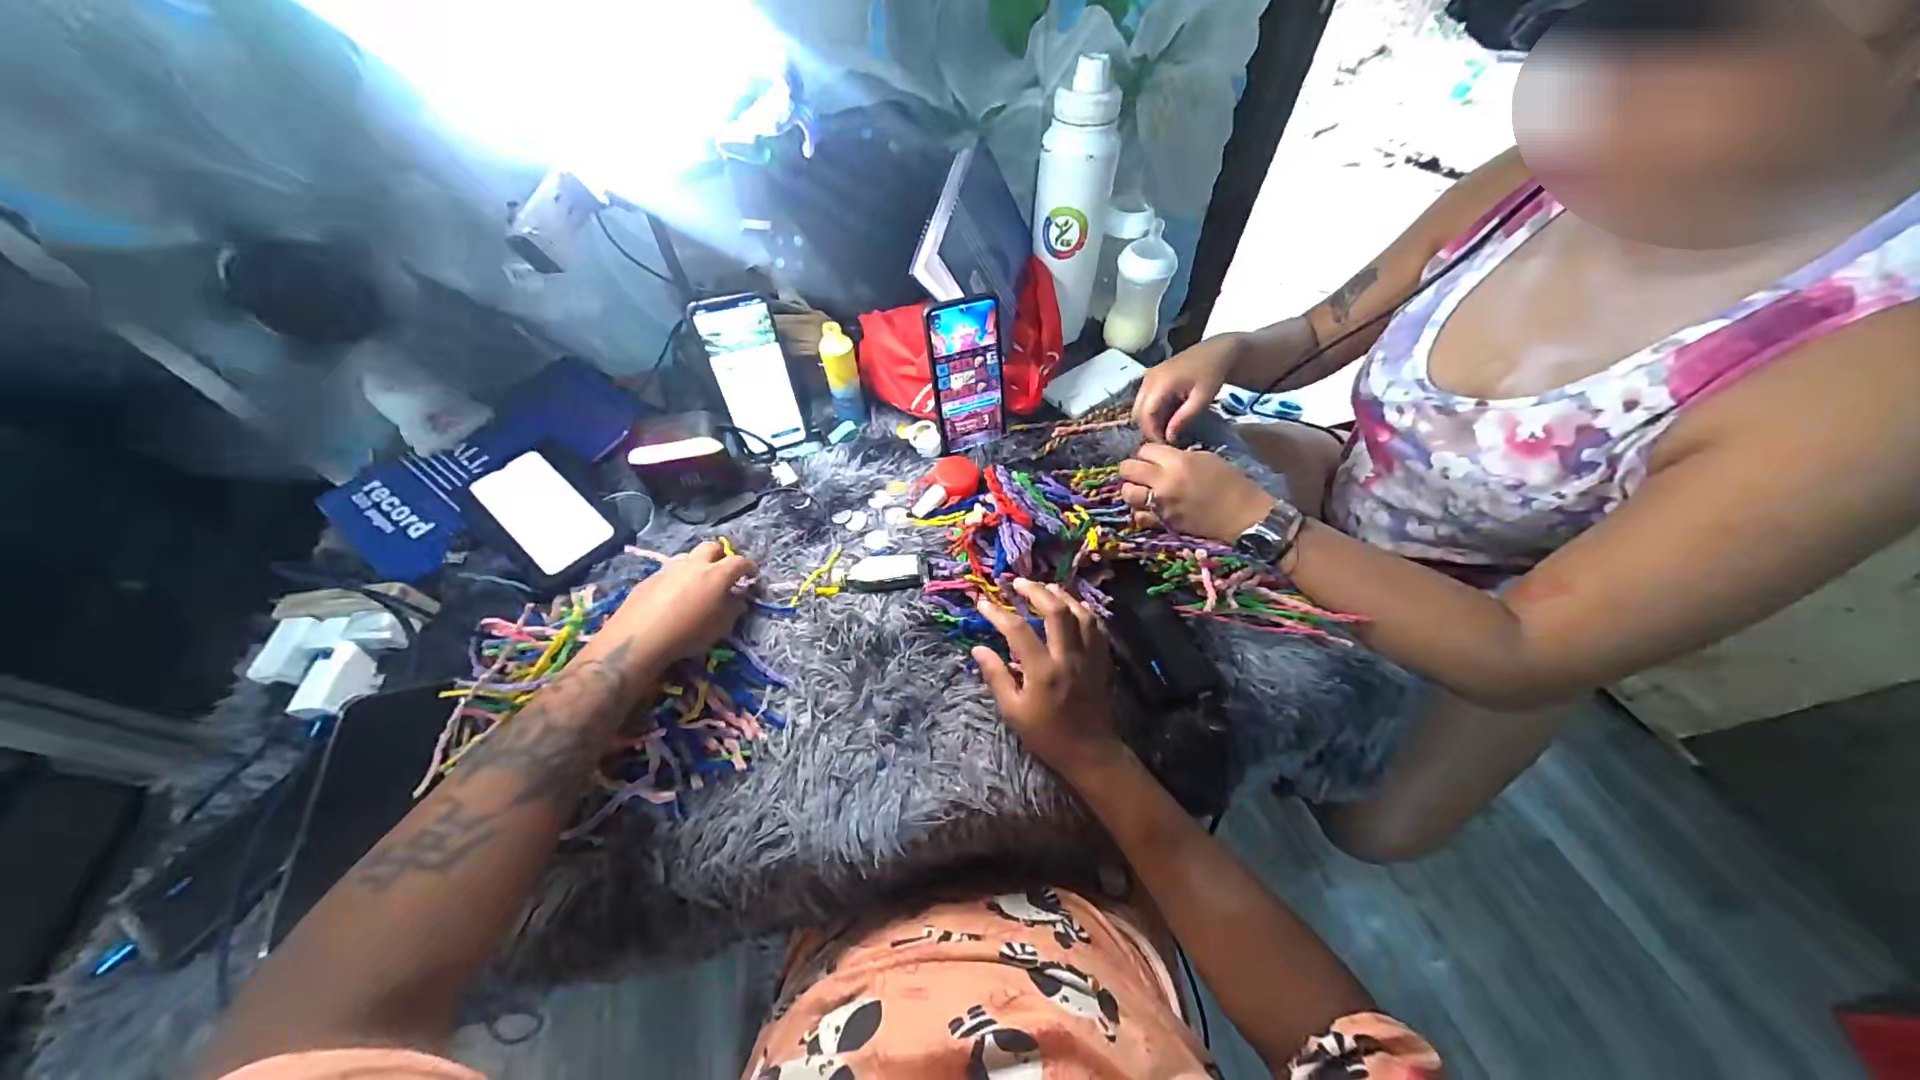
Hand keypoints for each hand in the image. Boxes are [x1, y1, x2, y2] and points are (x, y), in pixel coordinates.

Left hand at [589, 541, 755, 673]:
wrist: (640, 638)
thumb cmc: (689, 633)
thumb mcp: (721, 626)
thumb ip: (734, 609)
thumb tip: (738, 599)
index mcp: (717, 574)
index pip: (739, 562)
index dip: (748, 566)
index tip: (752, 573)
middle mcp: (694, 564)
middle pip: (712, 547)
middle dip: (721, 555)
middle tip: (723, 571)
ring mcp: (670, 568)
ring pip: (688, 556)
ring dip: (697, 564)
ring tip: (697, 582)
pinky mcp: (650, 578)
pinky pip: (670, 571)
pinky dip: (678, 578)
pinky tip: (673, 596)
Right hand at [972, 579, 1124, 778]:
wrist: (1090, 752)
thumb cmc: (1046, 735)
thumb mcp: (1013, 711)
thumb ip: (996, 676)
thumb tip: (978, 649)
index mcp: (1043, 672)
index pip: (1017, 630)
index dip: (997, 612)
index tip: (983, 602)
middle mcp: (1068, 658)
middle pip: (1055, 611)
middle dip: (1035, 591)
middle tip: (1018, 583)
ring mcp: (1089, 657)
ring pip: (1080, 613)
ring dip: (1061, 595)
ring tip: (1044, 588)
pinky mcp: (1102, 660)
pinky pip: (1096, 626)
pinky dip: (1083, 611)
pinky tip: (1073, 605)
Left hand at [1119, 445, 1277, 543]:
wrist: (1243, 517)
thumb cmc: (1231, 484)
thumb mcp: (1207, 459)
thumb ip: (1179, 456)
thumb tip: (1161, 458)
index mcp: (1177, 462)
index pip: (1144, 449)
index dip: (1148, 453)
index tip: (1154, 458)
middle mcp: (1163, 482)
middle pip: (1127, 469)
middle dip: (1132, 469)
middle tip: (1141, 473)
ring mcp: (1160, 504)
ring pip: (1127, 493)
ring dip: (1132, 490)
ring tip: (1142, 491)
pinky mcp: (1162, 523)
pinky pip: (1138, 515)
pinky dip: (1140, 511)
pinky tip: (1149, 509)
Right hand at [1133, 334, 1242, 442]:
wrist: (1216, 351)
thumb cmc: (1212, 374)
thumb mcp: (1202, 398)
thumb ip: (1184, 418)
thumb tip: (1168, 437)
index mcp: (1160, 383)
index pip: (1146, 415)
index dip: (1152, 433)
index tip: (1166, 444)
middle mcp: (1148, 379)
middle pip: (1138, 412)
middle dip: (1149, 428)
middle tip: (1166, 440)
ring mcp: (1148, 377)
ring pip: (1139, 407)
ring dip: (1150, 421)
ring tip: (1168, 430)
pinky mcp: (1151, 378)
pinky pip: (1145, 400)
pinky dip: (1153, 412)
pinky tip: (1168, 417)